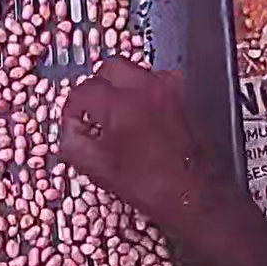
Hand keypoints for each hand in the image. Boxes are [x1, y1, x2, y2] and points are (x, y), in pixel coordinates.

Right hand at [59, 59, 235, 236]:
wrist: (196, 196)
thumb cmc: (150, 186)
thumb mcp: (98, 169)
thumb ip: (73, 143)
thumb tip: (71, 129)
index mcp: (120, 105)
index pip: (83, 91)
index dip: (72, 108)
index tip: (73, 121)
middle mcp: (146, 88)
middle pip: (109, 69)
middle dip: (97, 88)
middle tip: (93, 111)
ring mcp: (171, 88)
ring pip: (136, 72)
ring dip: (122, 88)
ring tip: (120, 114)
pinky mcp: (189, 95)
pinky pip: (160, 82)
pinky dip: (148, 92)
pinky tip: (146, 115)